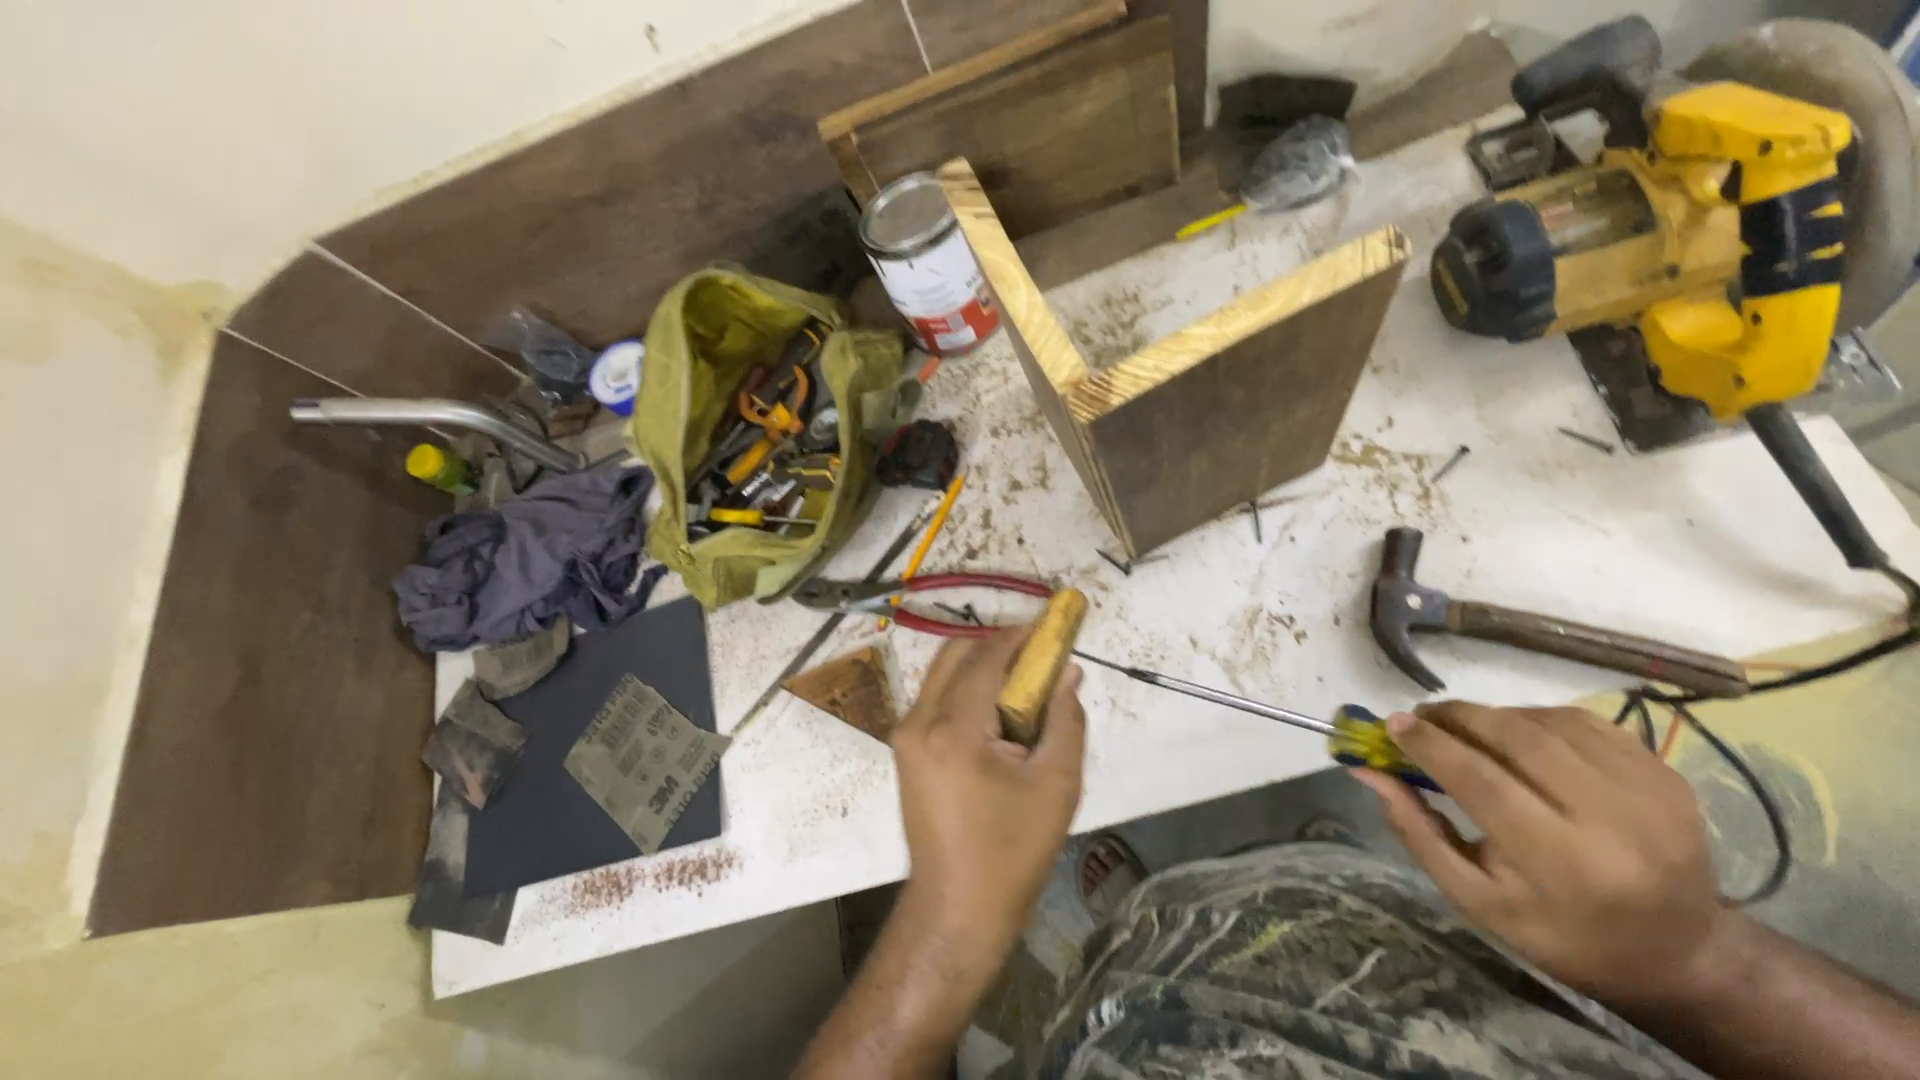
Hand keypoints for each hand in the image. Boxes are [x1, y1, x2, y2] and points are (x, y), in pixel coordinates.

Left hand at [891, 629, 1085, 951]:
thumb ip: (1066, 720)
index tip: (1052, 627)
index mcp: (952, 730)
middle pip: (955, 654)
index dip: (1021, 636)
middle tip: (1040, 656)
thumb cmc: (1013, 851)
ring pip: (942, 674)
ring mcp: (905, 738)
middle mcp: (918, 723)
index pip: (986, 658)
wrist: (957, 908)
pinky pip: (936, 701)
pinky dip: (967, 692)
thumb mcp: (1056, 784)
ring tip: (1026, 687)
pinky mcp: (905, 753)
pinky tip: (1001, 716)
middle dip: (998, 645)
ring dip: (982, 667)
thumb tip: (1068, 673)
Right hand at [1351, 702, 1733, 1007]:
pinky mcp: (1666, 774)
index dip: (1431, 746)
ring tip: (1465, 727)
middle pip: (1517, 740)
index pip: (1482, 781)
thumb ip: (1419, 831)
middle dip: (1458, 718)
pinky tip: (1518, 733)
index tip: (1393, 724)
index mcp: (1562, 863)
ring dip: (1494, 716)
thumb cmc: (1559, 931)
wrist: (1676, 950)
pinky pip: (1586, 723)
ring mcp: (1648, 792)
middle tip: (1422, 717)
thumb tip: (1370, 772)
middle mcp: (1612, 820)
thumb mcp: (1475, 897)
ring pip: (1549, 723)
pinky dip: (1538, 718)